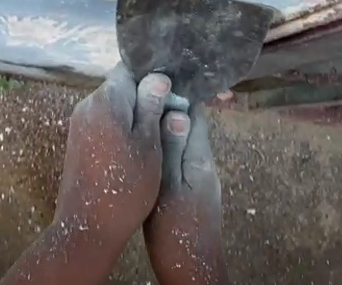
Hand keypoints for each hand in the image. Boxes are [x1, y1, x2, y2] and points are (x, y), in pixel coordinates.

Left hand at [52, 65, 173, 243]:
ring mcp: (79, 122)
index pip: (128, 70)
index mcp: (106, 100)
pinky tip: (134, 149)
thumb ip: (152, 108)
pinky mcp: (77, 139)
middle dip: (143, 98)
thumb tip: (158, 77)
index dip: (151, 78)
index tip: (171, 93)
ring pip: (112, 106)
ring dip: (132, 116)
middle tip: (168, 119)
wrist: (87, 227)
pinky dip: (119, 128)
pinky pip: (102, 122)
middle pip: (120, 87)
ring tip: (155, 137)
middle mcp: (88, 103)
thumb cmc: (125, 188)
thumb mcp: (149, 147)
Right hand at [145, 105, 227, 284]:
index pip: (194, 111)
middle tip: (138, 92)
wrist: (191, 272)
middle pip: (188, 122)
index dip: (177, 91)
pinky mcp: (191, 189)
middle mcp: (203, 162)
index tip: (154, 76)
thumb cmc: (177, 231)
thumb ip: (173, 149)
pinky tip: (144, 146)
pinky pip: (178, 155)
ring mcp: (199, 177)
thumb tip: (179, 110)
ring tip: (137, 114)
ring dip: (163, 125)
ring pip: (181, 139)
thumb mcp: (169, 187)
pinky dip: (163, 144)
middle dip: (167, 105)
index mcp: (199, 157)